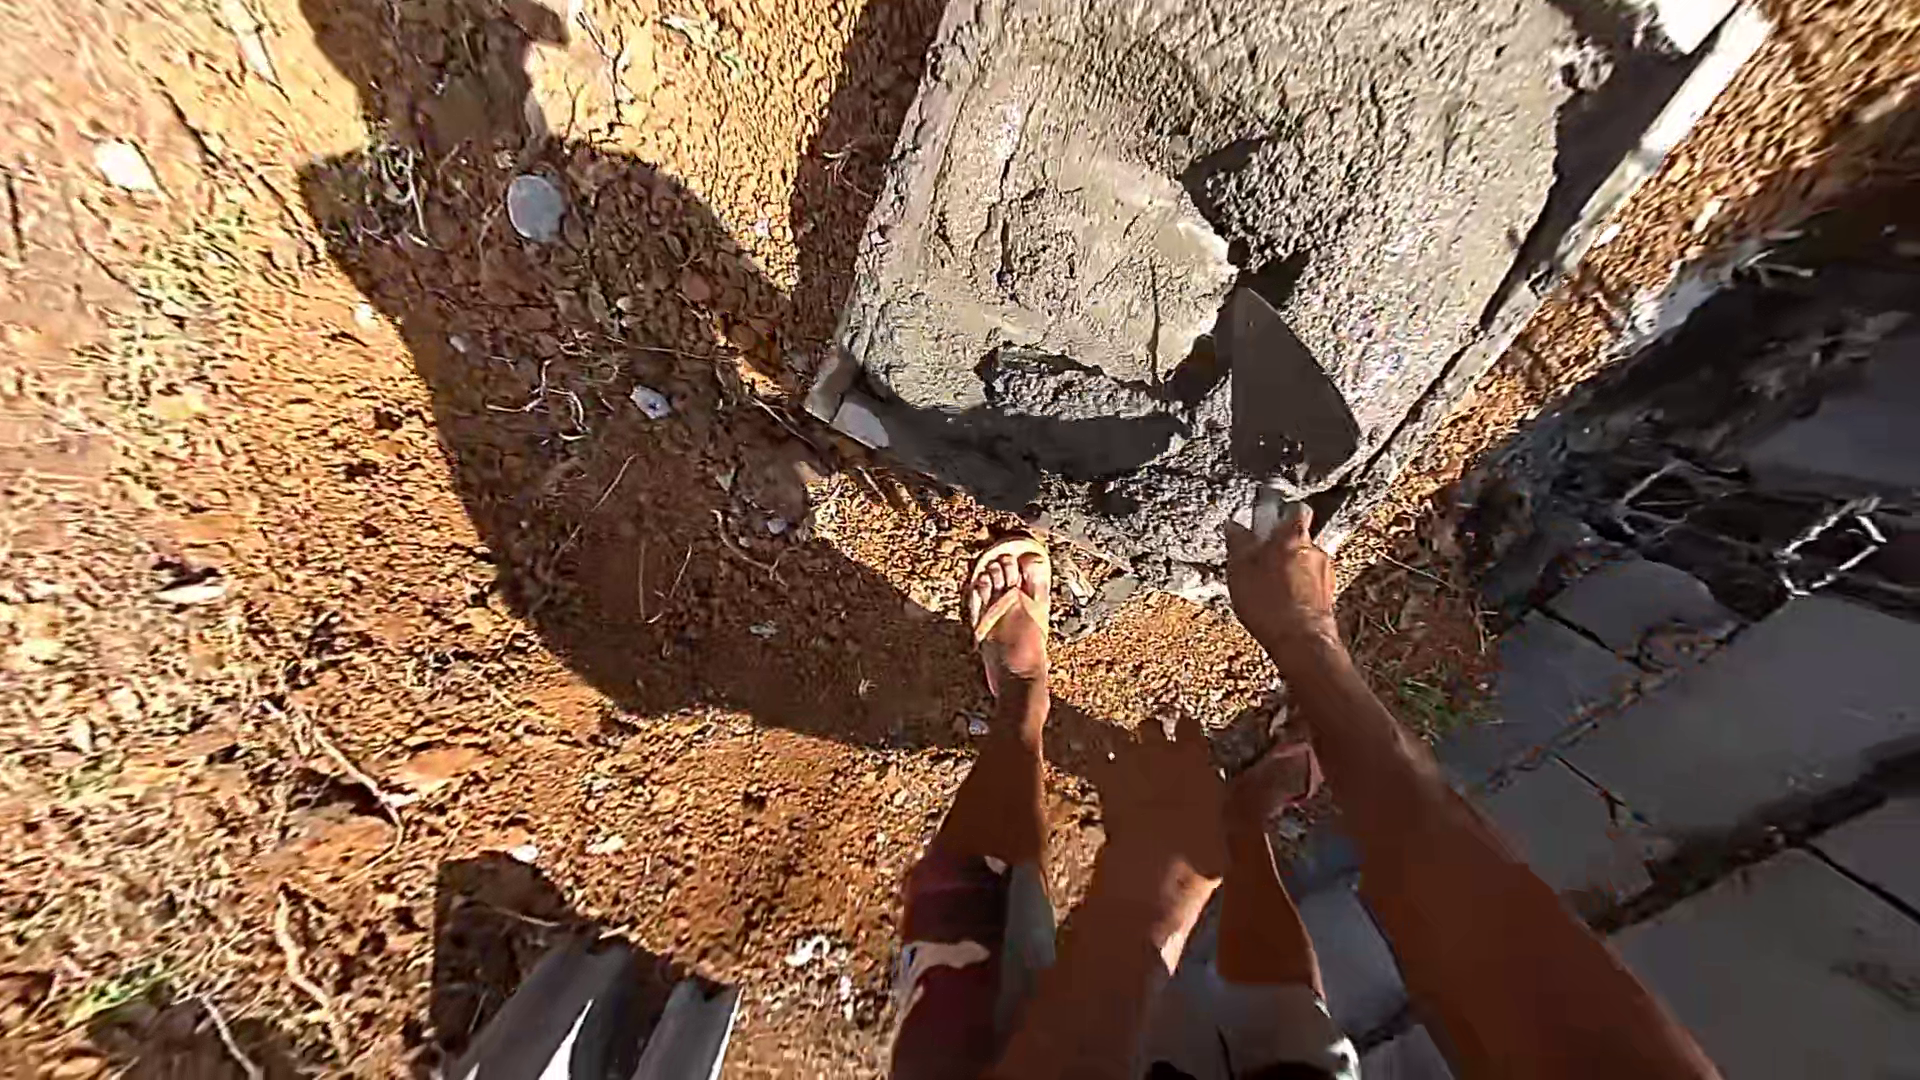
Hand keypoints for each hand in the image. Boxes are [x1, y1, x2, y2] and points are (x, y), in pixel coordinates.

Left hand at [1093, 713, 1227, 955]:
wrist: (1154, 866)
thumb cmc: (1199, 856)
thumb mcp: (1225, 832)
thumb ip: (1224, 806)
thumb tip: (1230, 800)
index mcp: (1194, 760)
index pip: (1189, 727)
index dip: (1185, 730)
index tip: (1185, 735)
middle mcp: (1159, 751)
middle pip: (1150, 725)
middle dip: (1149, 734)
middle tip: (1152, 750)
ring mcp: (1127, 761)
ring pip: (1120, 739)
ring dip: (1123, 750)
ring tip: (1126, 765)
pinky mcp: (1103, 778)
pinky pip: (1098, 761)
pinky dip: (1100, 767)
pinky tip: (1103, 777)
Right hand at [1223, 503, 1343, 676]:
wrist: (1301, 641)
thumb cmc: (1269, 602)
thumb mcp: (1240, 569)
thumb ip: (1239, 543)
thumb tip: (1235, 526)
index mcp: (1293, 537)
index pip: (1295, 510)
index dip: (1281, 513)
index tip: (1265, 522)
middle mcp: (1315, 550)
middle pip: (1297, 538)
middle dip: (1279, 547)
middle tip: (1256, 561)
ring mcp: (1326, 573)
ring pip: (1302, 561)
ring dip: (1287, 568)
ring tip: (1264, 587)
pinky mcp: (1327, 595)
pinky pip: (1308, 582)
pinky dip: (1295, 587)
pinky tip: (1277, 602)